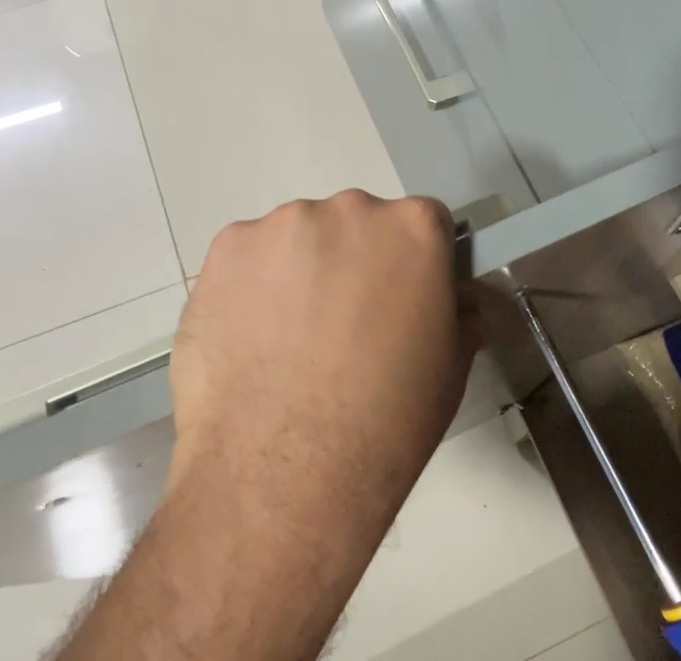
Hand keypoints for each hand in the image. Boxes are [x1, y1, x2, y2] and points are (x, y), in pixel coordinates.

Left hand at [168, 190, 472, 526]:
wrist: (285, 471)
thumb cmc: (386, 422)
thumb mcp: (450, 369)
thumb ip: (456, 316)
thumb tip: (455, 302)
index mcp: (413, 228)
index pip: (423, 224)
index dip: (411, 264)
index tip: (398, 301)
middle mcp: (348, 208)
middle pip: (354, 225)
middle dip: (351, 264)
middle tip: (339, 329)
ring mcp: (280, 226)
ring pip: (296, 241)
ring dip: (297, 275)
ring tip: (285, 344)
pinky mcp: (225, 250)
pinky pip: (246, 261)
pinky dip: (248, 290)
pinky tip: (249, 343)